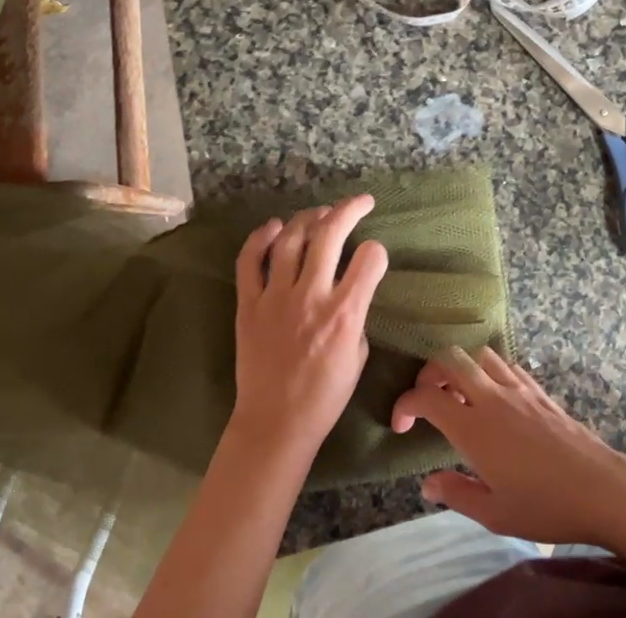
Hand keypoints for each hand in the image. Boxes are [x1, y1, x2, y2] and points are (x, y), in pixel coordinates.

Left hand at [231, 196, 388, 450]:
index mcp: (345, 313)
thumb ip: (356, 315)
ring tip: (320, 213)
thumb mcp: (358, 355)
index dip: (378, 251)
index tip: (375, 256)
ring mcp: (275, 297)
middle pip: (330, 233)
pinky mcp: (248, 304)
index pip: (370, 259)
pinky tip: (274, 226)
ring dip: (308, 218)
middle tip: (360, 203)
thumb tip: (350, 290)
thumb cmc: (325, 395)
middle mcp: (311, 296)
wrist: (276, 422)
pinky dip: (260, 237)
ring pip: (290, 238)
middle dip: (349, 210)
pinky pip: (249, 260)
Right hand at [391, 346, 625, 546]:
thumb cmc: (545, 506)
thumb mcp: (494, 513)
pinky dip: (490, 371)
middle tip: (426, 400)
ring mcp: (519, 390)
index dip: (404, 404)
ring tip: (458, 395)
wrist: (603, 490)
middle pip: (450, 359)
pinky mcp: (540, 392)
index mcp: (474, 427)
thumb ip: (456, 494)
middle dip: (428, 373)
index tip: (400, 426)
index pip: (426, 396)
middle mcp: (493, 398)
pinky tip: (493, 397)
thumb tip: (427, 484)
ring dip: (461, 367)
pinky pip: (507, 365)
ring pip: (480, 355)